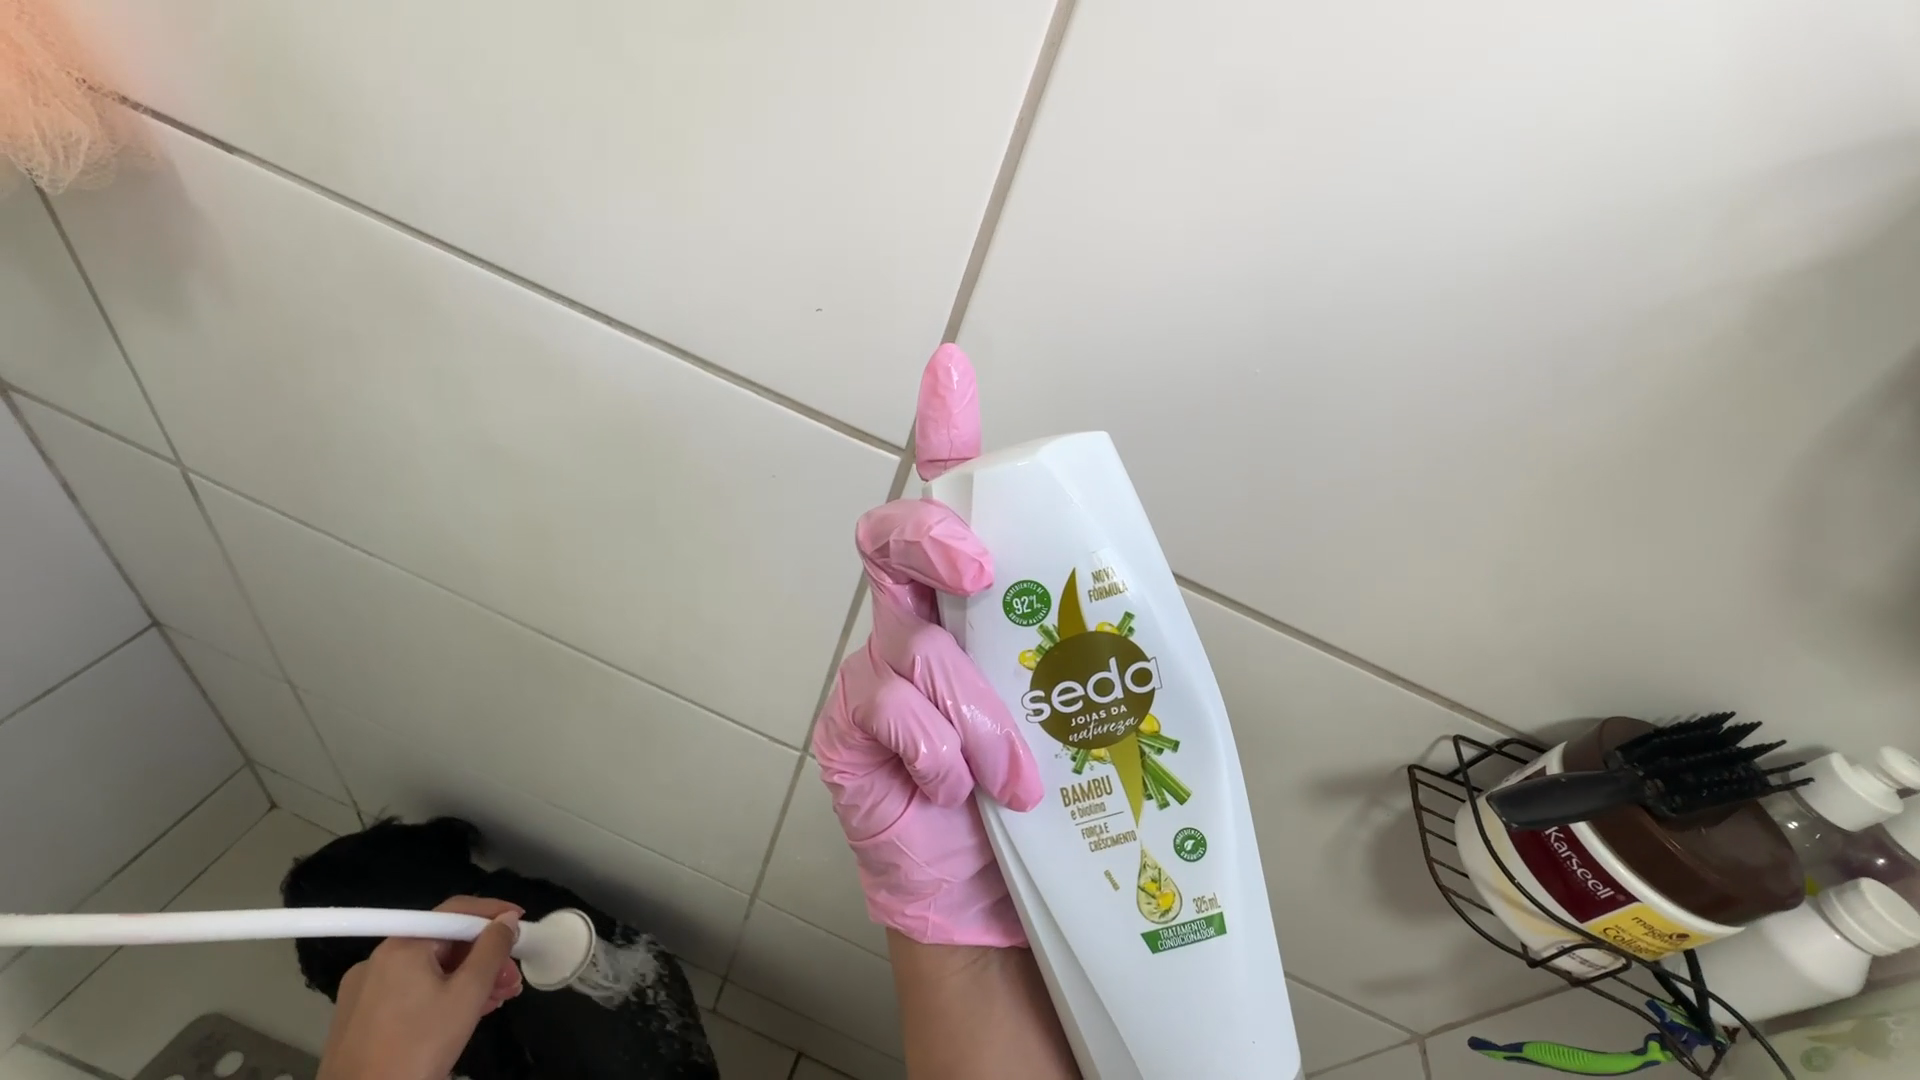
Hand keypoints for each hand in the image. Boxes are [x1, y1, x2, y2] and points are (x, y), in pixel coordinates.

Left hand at [316, 897, 524, 1079]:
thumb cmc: (420, 1047)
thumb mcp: (469, 994)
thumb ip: (492, 949)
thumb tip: (506, 919)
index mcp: (401, 947)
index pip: (455, 911)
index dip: (493, 913)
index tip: (522, 922)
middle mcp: (377, 960)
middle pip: (443, 943)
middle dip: (484, 955)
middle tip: (512, 976)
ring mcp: (364, 990)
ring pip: (428, 969)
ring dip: (467, 978)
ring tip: (497, 999)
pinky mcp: (358, 1018)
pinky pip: (409, 990)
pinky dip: (440, 994)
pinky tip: (463, 1013)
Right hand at [813, 344, 1043, 947]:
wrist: (990, 892)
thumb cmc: (1042, 793)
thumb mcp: (1077, 708)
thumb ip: (1083, 649)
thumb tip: (1126, 607)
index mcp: (976, 603)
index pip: (955, 500)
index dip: (945, 428)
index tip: (949, 367)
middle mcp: (918, 619)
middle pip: (897, 540)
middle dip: (932, 540)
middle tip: (976, 570)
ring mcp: (876, 670)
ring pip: (909, 641)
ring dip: (969, 706)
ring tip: (1010, 774)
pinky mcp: (849, 726)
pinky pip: (885, 710)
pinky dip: (935, 751)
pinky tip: (957, 791)